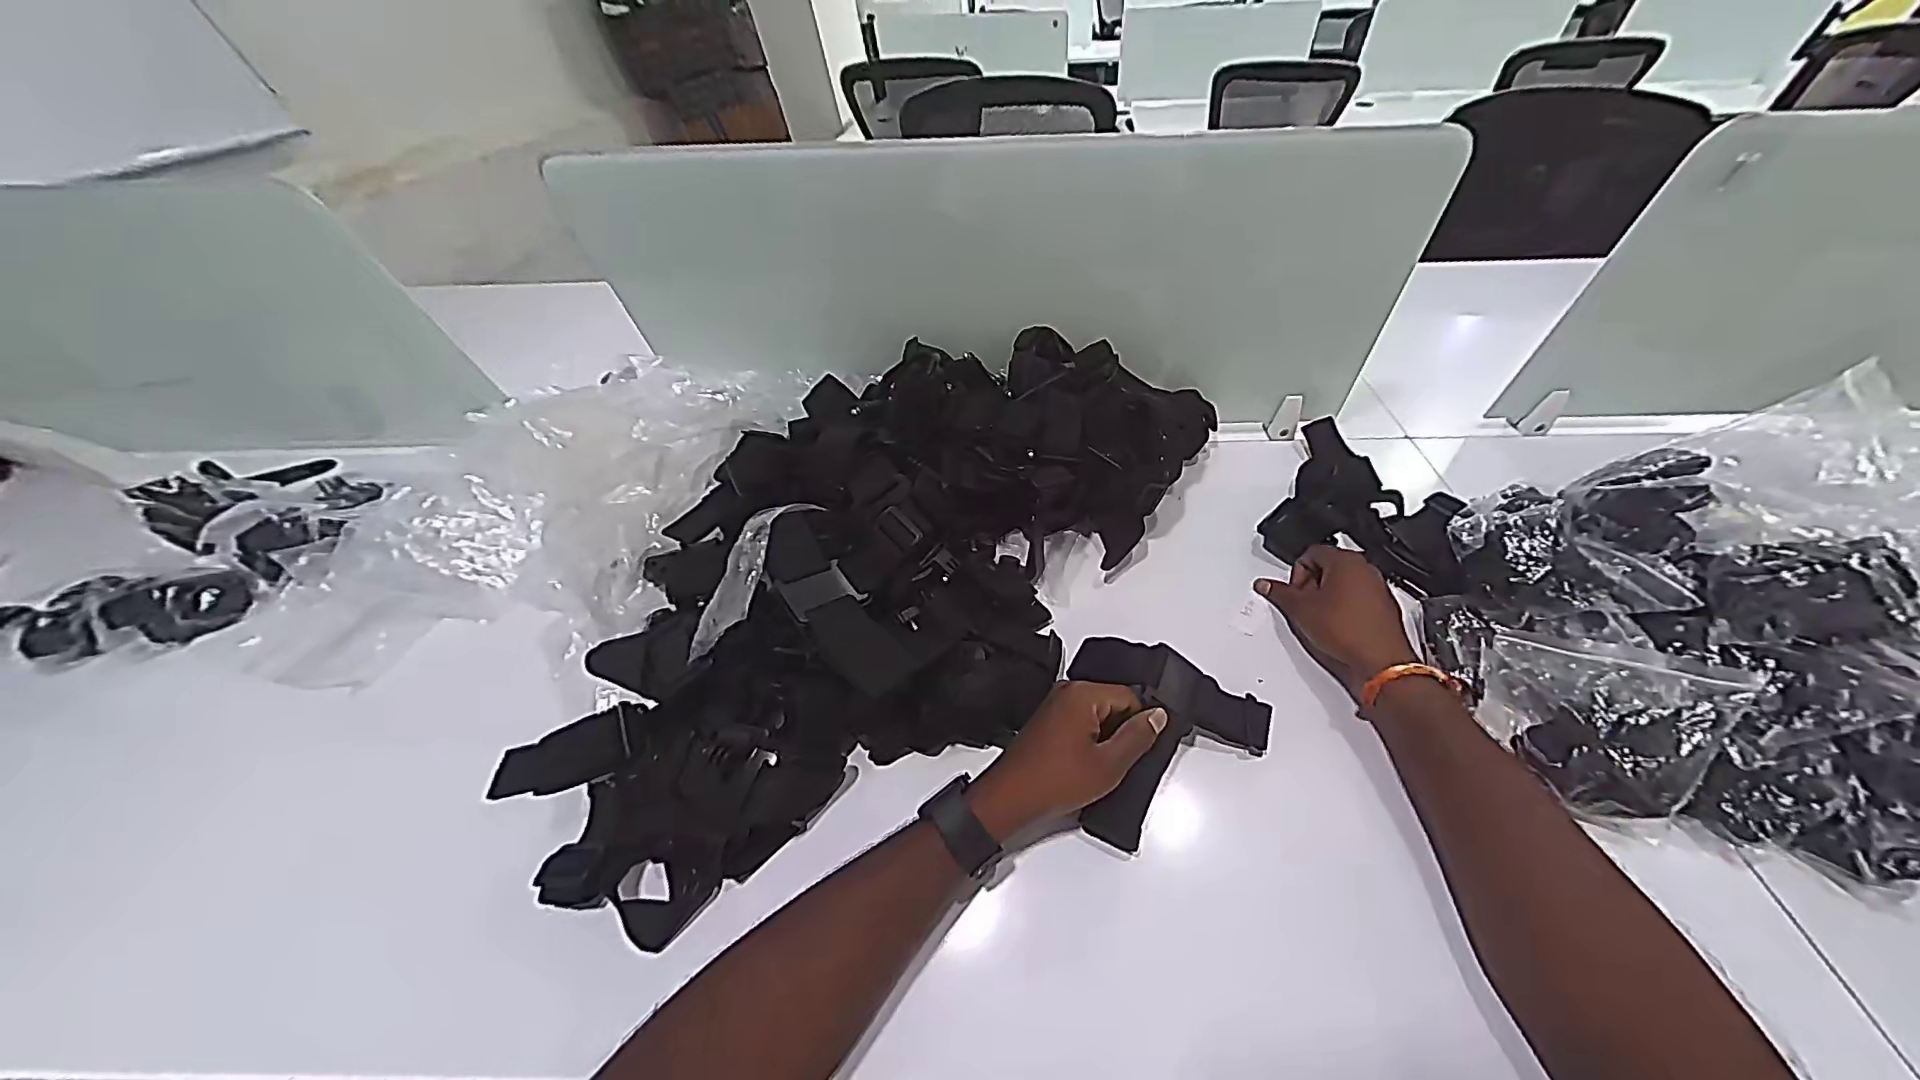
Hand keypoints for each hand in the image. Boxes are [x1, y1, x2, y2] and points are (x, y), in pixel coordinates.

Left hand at [965, 682, 1167, 843]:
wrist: (1012, 797)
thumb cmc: (1051, 780)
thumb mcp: (1110, 764)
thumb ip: (1138, 737)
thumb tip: (1156, 717)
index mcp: (1081, 694)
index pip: (1130, 696)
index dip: (1142, 723)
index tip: (1145, 744)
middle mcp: (1065, 693)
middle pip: (1113, 704)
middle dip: (1121, 731)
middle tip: (1118, 760)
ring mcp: (1054, 706)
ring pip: (1097, 715)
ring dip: (1104, 738)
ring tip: (1098, 766)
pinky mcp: (1047, 721)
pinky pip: (1079, 723)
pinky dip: (1087, 741)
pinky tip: (1084, 765)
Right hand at [1256, 545, 1418, 700]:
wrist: (1379, 660)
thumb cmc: (1348, 631)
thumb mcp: (1300, 609)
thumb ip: (1279, 593)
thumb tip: (1266, 586)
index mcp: (1345, 561)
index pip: (1311, 553)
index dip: (1296, 573)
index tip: (1294, 591)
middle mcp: (1365, 570)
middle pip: (1327, 566)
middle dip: (1311, 583)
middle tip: (1304, 603)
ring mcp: (1377, 587)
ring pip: (1343, 582)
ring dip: (1327, 596)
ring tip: (1319, 617)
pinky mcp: (1383, 606)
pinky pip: (1357, 598)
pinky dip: (1344, 607)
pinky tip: (1335, 625)